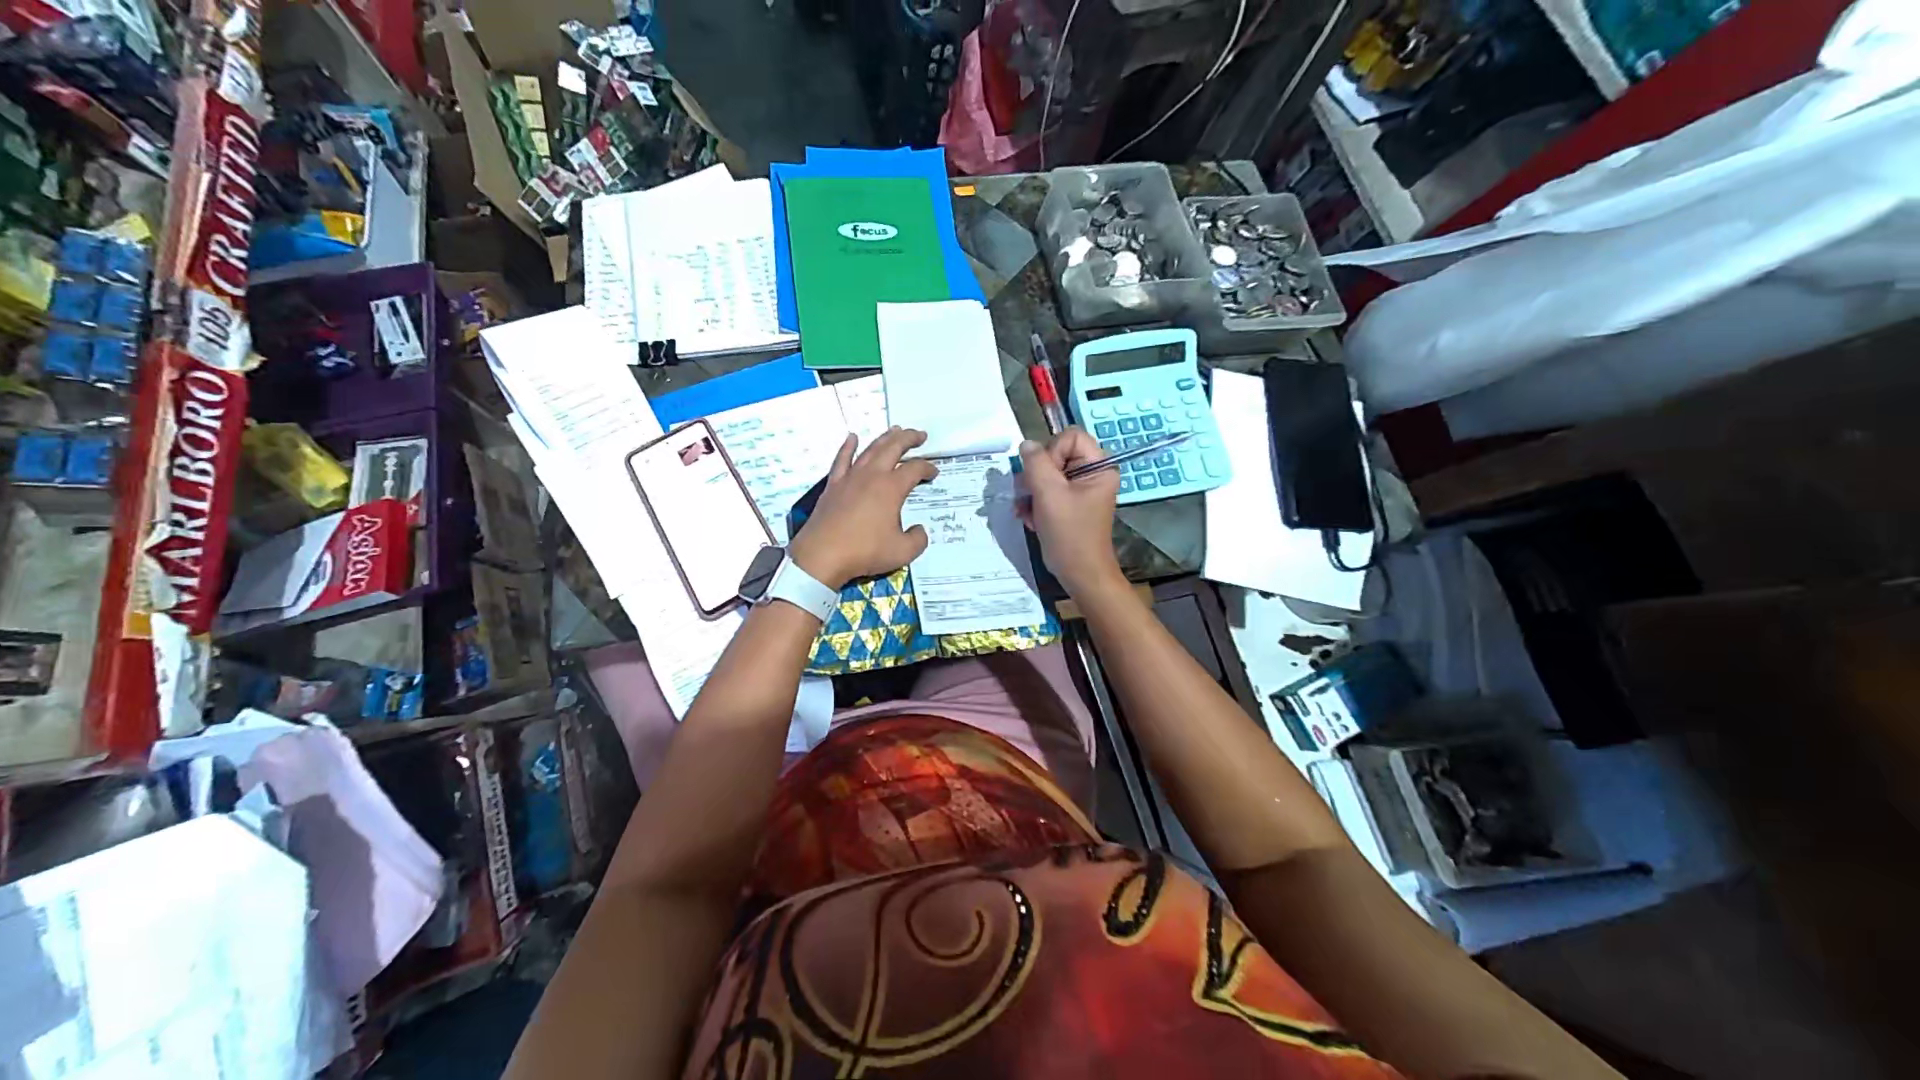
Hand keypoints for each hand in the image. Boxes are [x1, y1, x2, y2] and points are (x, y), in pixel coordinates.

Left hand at [788, 427, 938, 588]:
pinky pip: (842, 459)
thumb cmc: (865, 551)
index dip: (927, 468)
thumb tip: (919, 530)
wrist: (823, 554)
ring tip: (895, 430)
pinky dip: (848, 446)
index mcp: (891, 488)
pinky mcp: (833, 485)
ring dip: (884, 438)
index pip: (914, 469)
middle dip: (909, 439)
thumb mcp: (903, 552)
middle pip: (893, 448)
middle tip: (920, 435)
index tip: (934, 473)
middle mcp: (871, 476)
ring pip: (870, 449)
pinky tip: (852, 438)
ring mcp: (850, 478)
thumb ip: (918, 539)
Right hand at [1018, 428, 1124, 598]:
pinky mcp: (1068, 504)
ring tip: (1029, 511)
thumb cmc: (1069, 534)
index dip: (1052, 452)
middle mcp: (1091, 474)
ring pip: (1047, 473)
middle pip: (1056, 453)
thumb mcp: (1049, 495)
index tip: (1047, 479)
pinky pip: (1046, 490)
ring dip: (1032, 491)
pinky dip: (1035, 503)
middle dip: (1037, 475)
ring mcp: (1079, 489)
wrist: (1080, 574)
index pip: (1070, 436)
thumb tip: (1026, 445)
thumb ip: (1036, 463)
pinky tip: (1032, 518)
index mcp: (1098, 467)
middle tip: (1032, 495)